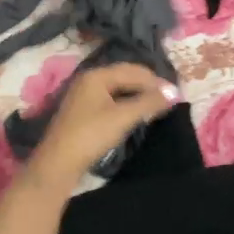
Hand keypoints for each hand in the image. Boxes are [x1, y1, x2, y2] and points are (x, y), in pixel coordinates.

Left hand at [33, 64, 178, 177]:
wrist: (58, 163)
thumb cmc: (91, 135)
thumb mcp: (123, 117)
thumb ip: (149, 102)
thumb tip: (174, 93)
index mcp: (97, 75)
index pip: (133, 71)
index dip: (155, 81)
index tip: (175, 94)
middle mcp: (89, 80)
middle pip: (125, 76)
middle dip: (147, 86)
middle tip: (168, 99)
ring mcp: (84, 95)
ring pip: (118, 89)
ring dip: (137, 95)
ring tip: (155, 106)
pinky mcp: (83, 111)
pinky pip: (111, 100)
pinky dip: (126, 104)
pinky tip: (136, 114)